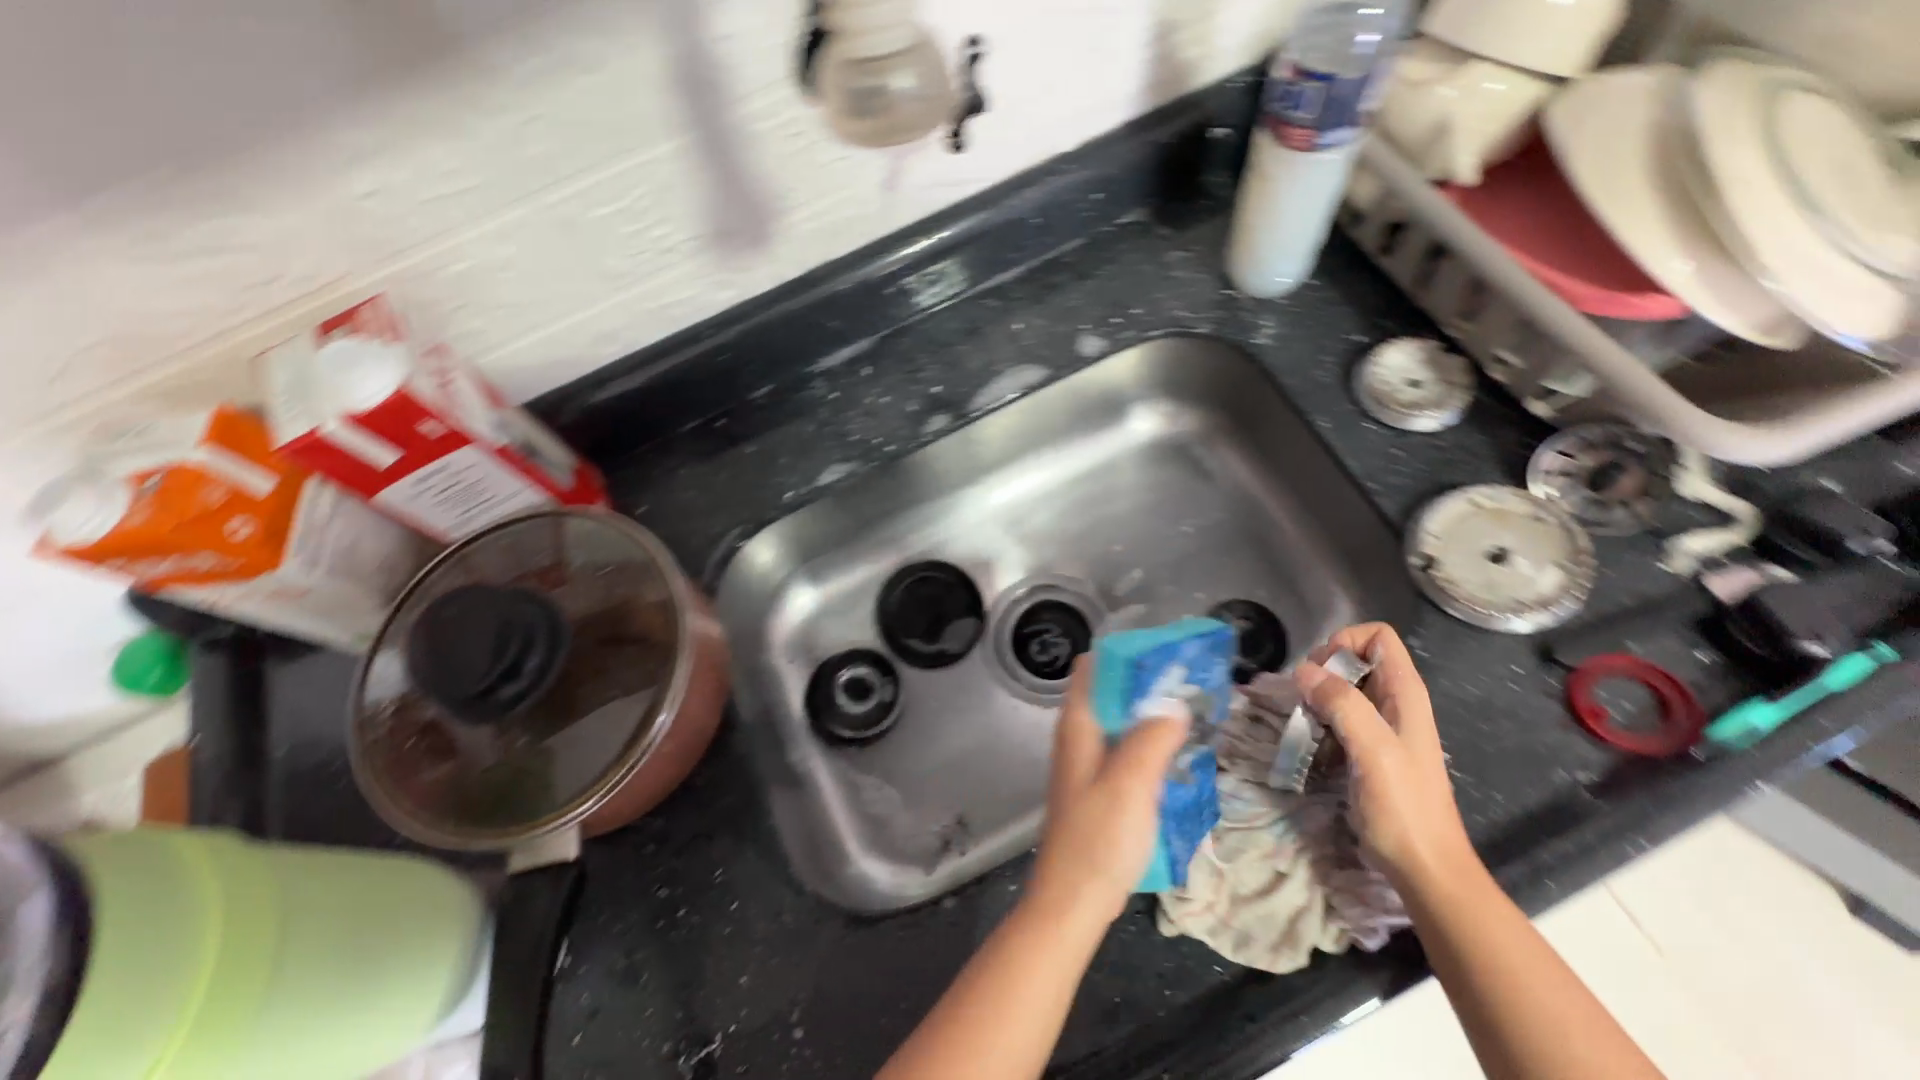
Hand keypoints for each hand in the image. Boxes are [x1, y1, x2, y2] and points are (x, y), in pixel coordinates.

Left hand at [1029, 656, 1190, 925]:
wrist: (1074, 902)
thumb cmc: (1098, 841)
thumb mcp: (1130, 784)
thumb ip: (1152, 738)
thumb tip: (1175, 702)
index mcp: (1078, 726)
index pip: (1094, 666)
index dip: (1128, 652)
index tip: (1171, 650)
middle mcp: (1080, 738)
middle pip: (1113, 693)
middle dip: (1151, 684)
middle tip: (1198, 682)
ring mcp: (1090, 766)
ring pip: (1124, 724)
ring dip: (1155, 716)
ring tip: (1199, 712)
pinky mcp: (1102, 790)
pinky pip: (1130, 753)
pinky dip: (1153, 745)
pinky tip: (1182, 756)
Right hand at [1296, 623, 1476, 889]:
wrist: (1423, 867)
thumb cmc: (1404, 808)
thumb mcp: (1374, 752)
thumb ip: (1343, 705)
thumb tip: (1304, 671)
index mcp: (1406, 694)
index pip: (1377, 637)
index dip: (1344, 642)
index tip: (1319, 672)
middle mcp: (1395, 703)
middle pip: (1355, 660)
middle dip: (1323, 671)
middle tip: (1304, 701)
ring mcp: (1381, 728)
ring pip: (1342, 690)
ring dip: (1316, 699)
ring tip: (1303, 723)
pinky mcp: (1367, 752)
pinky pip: (1337, 719)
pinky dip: (1318, 723)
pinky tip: (1309, 744)